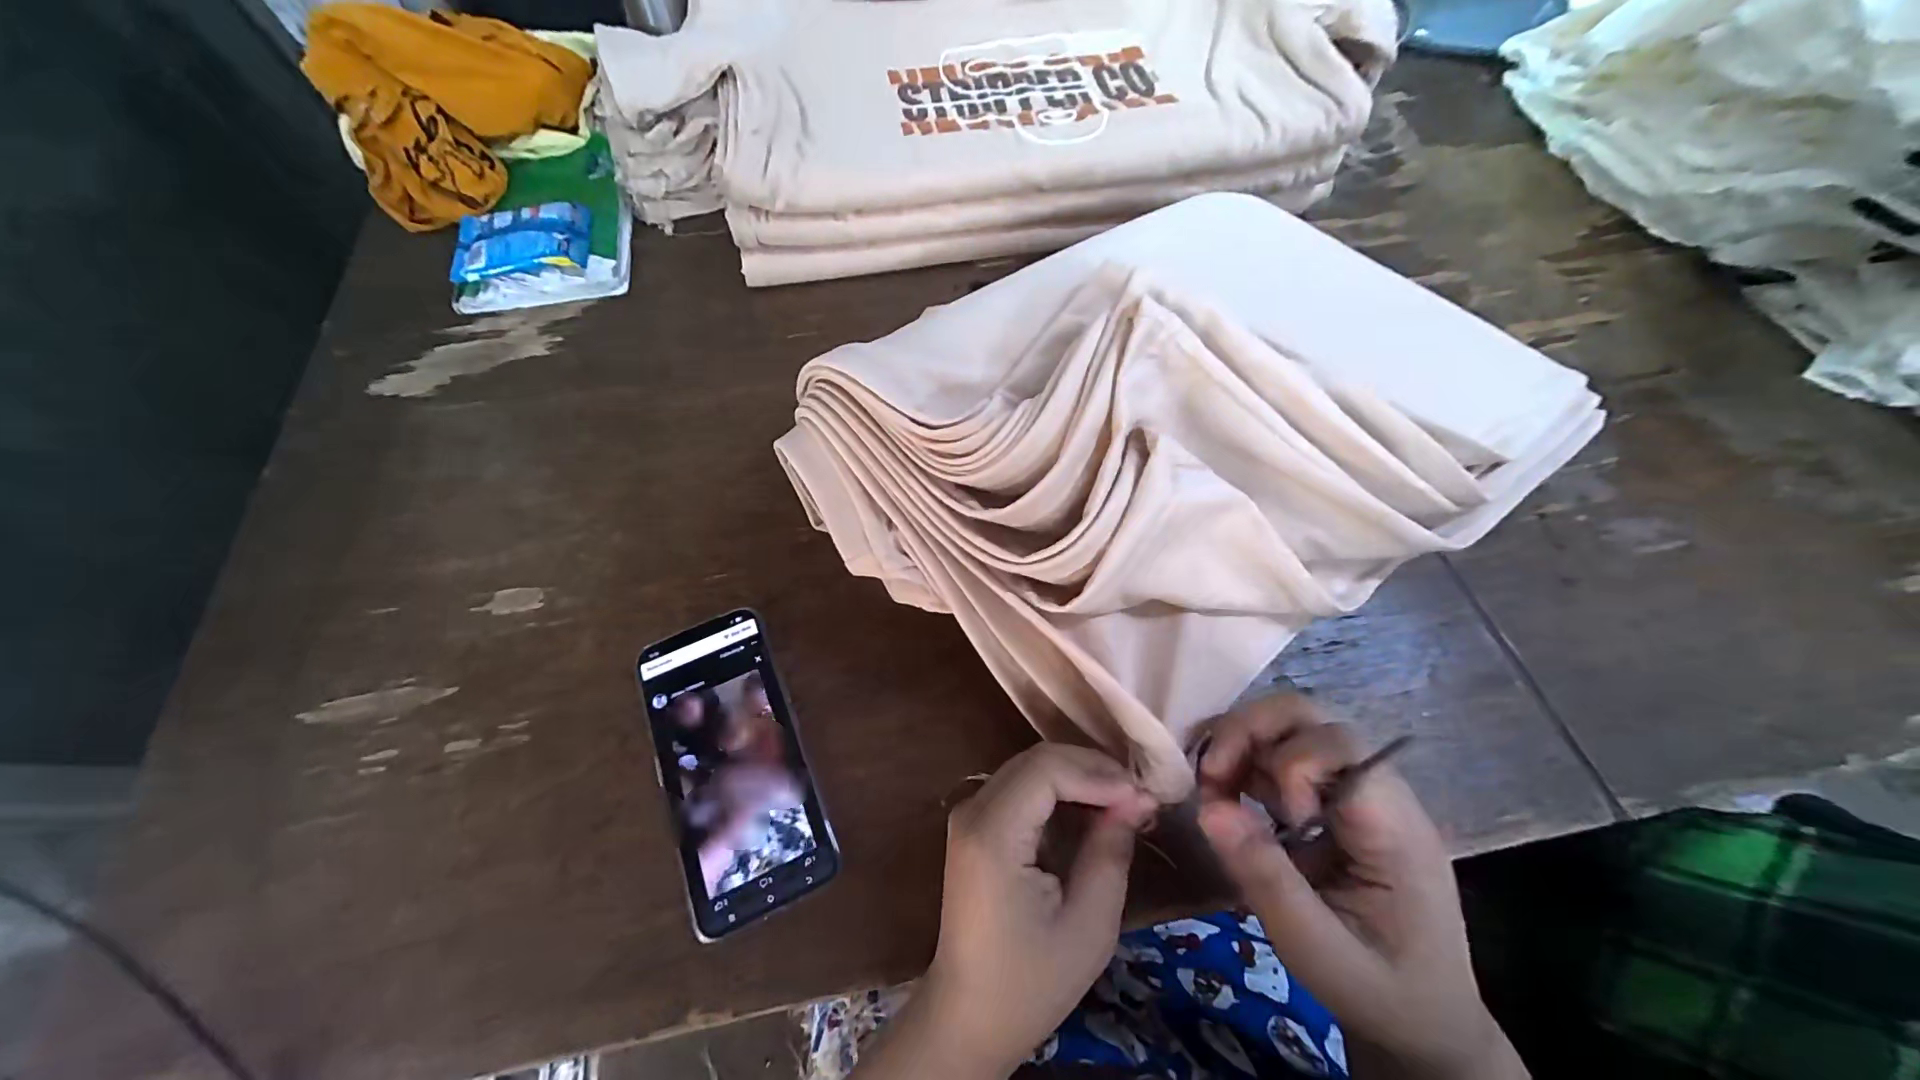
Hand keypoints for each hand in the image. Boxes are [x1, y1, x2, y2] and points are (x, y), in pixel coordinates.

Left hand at [855, 744, 1157, 1079]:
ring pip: (1028, 768)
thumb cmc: (1031, 980)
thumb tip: (1135, 799)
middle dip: (1091, 769)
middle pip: (1035, 760)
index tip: (1141, 795)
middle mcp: (972, 811)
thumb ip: (1110, 852)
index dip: (1097, 773)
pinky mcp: (974, 825)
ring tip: (1123, 800)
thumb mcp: (1089, 924)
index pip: (1046, 769)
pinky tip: (1091, 808)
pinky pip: (1020, 788)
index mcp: (992, 833)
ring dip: (1077, 776)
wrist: (970, 1012)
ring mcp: (968, 815)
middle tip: (1138, 794)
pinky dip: (1058, 790)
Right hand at [1196, 695, 1527, 1079]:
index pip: (1340, 746)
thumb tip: (1209, 806)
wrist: (1422, 1019)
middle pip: (1310, 716)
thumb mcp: (1317, 949)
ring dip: (1241, 742)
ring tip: (1213, 785)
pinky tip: (1226, 790)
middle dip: (1249, 731)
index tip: (1275, 818)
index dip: (1291, 764)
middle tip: (1212, 774)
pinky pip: (1282, 753)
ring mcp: (1352, 790)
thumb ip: (1265, 877)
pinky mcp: (1330, 799)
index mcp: (1394, 825)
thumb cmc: (1377, 989)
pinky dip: (1245, 760)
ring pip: (1290, 726)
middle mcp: (1378, 791)